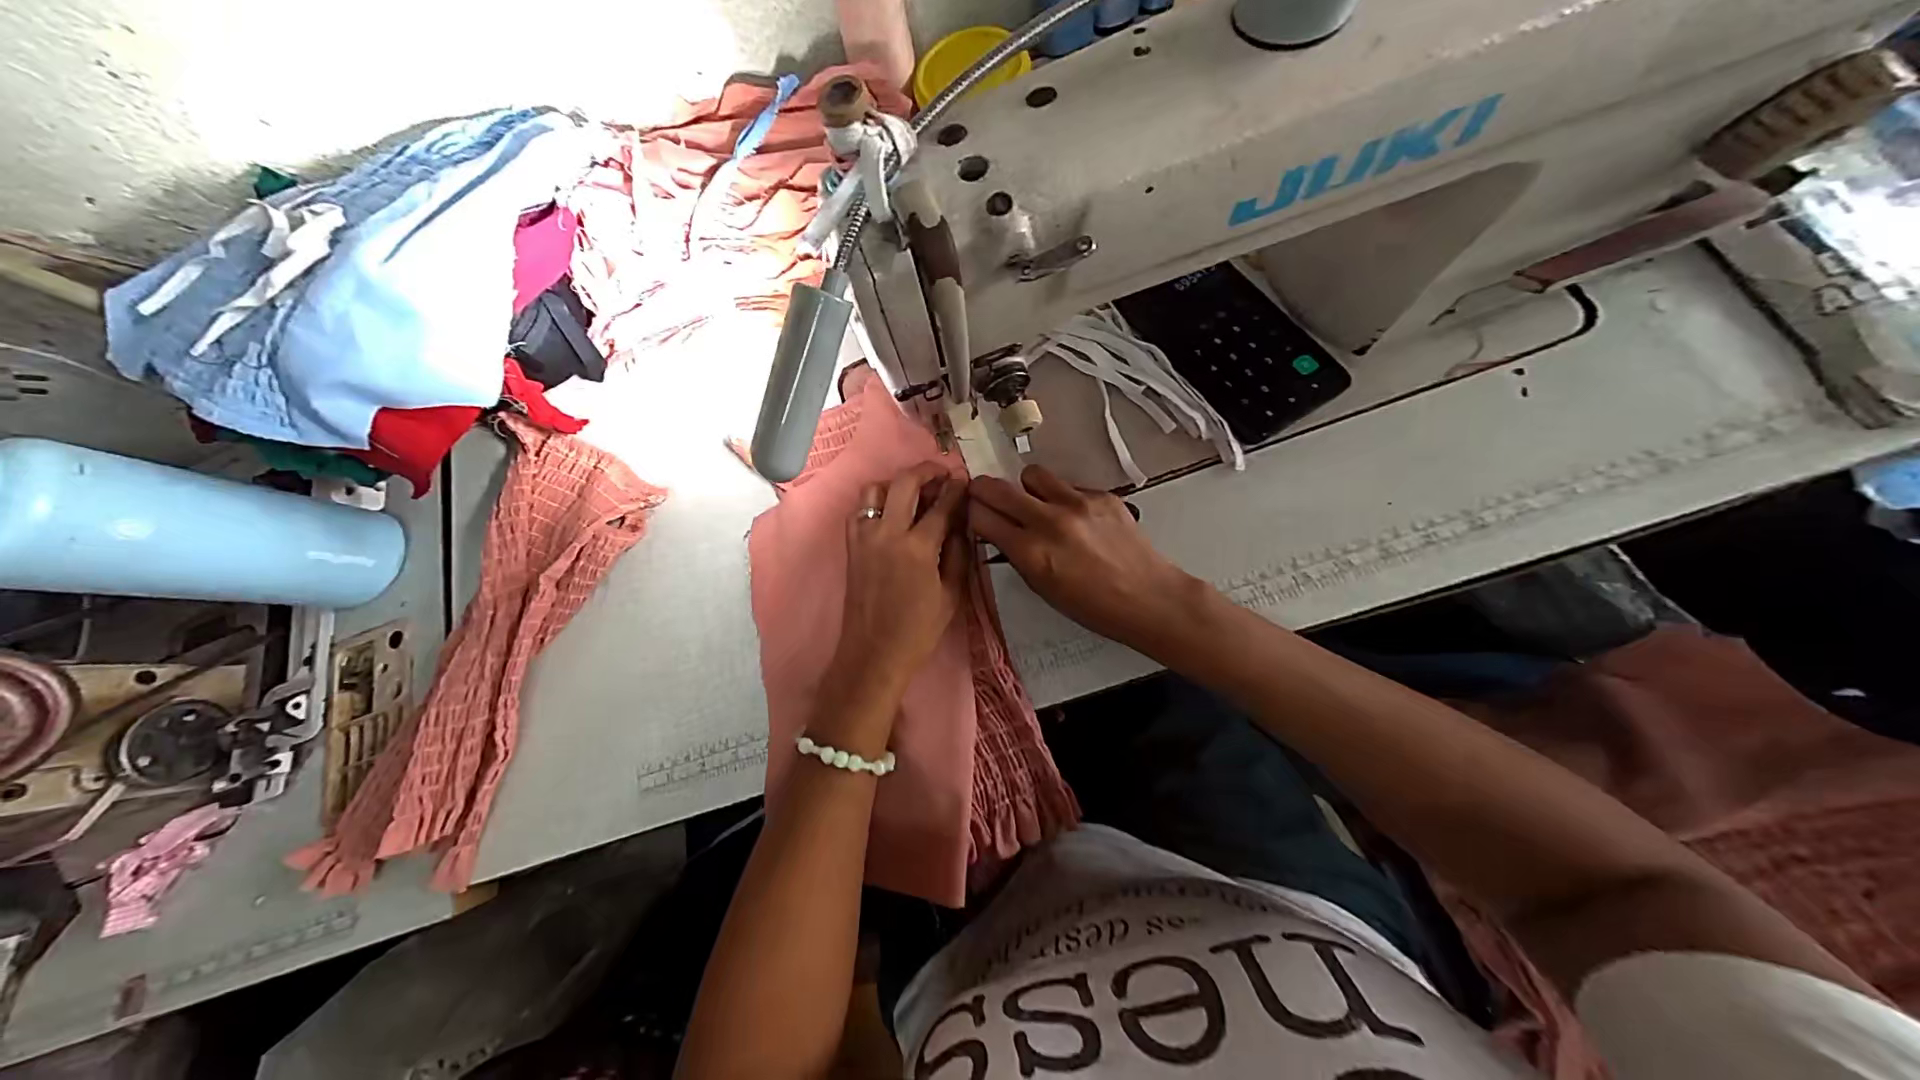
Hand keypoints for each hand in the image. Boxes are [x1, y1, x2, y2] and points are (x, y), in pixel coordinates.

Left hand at [829, 463, 969, 708]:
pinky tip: (892, 511)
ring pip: (875, 490)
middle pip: (905, 483)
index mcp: (918, 548)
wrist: (873, 654)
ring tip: (914, 490)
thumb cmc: (918, 631)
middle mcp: (887, 534)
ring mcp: (864, 537)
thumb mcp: (951, 595)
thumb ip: (958, 554)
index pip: (941, 506)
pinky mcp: (851, 546)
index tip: (964, 481)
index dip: (956, 490)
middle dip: (926, 471)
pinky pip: (861, 509)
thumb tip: (961, 525)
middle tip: (941, 474)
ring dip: (897, 483)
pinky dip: (876, 501)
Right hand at [968, 465, 1216, 658]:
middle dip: (983, 491)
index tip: (972, 516)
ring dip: (1026, 488)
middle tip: (984, 497)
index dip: (971, 515)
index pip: (981, 517)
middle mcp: (1050, 522)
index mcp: (1032, 553)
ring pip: (1032, 475)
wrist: (1148, 598)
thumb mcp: (1043, 589)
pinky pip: (1067, 486)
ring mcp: (1077, 503)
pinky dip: (1062, 498)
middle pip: (996, 488)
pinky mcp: (1101, 495)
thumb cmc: (1093, 607)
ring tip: (1036, 505)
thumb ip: (1017, 556)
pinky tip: (1076, 519)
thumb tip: (998, 532)